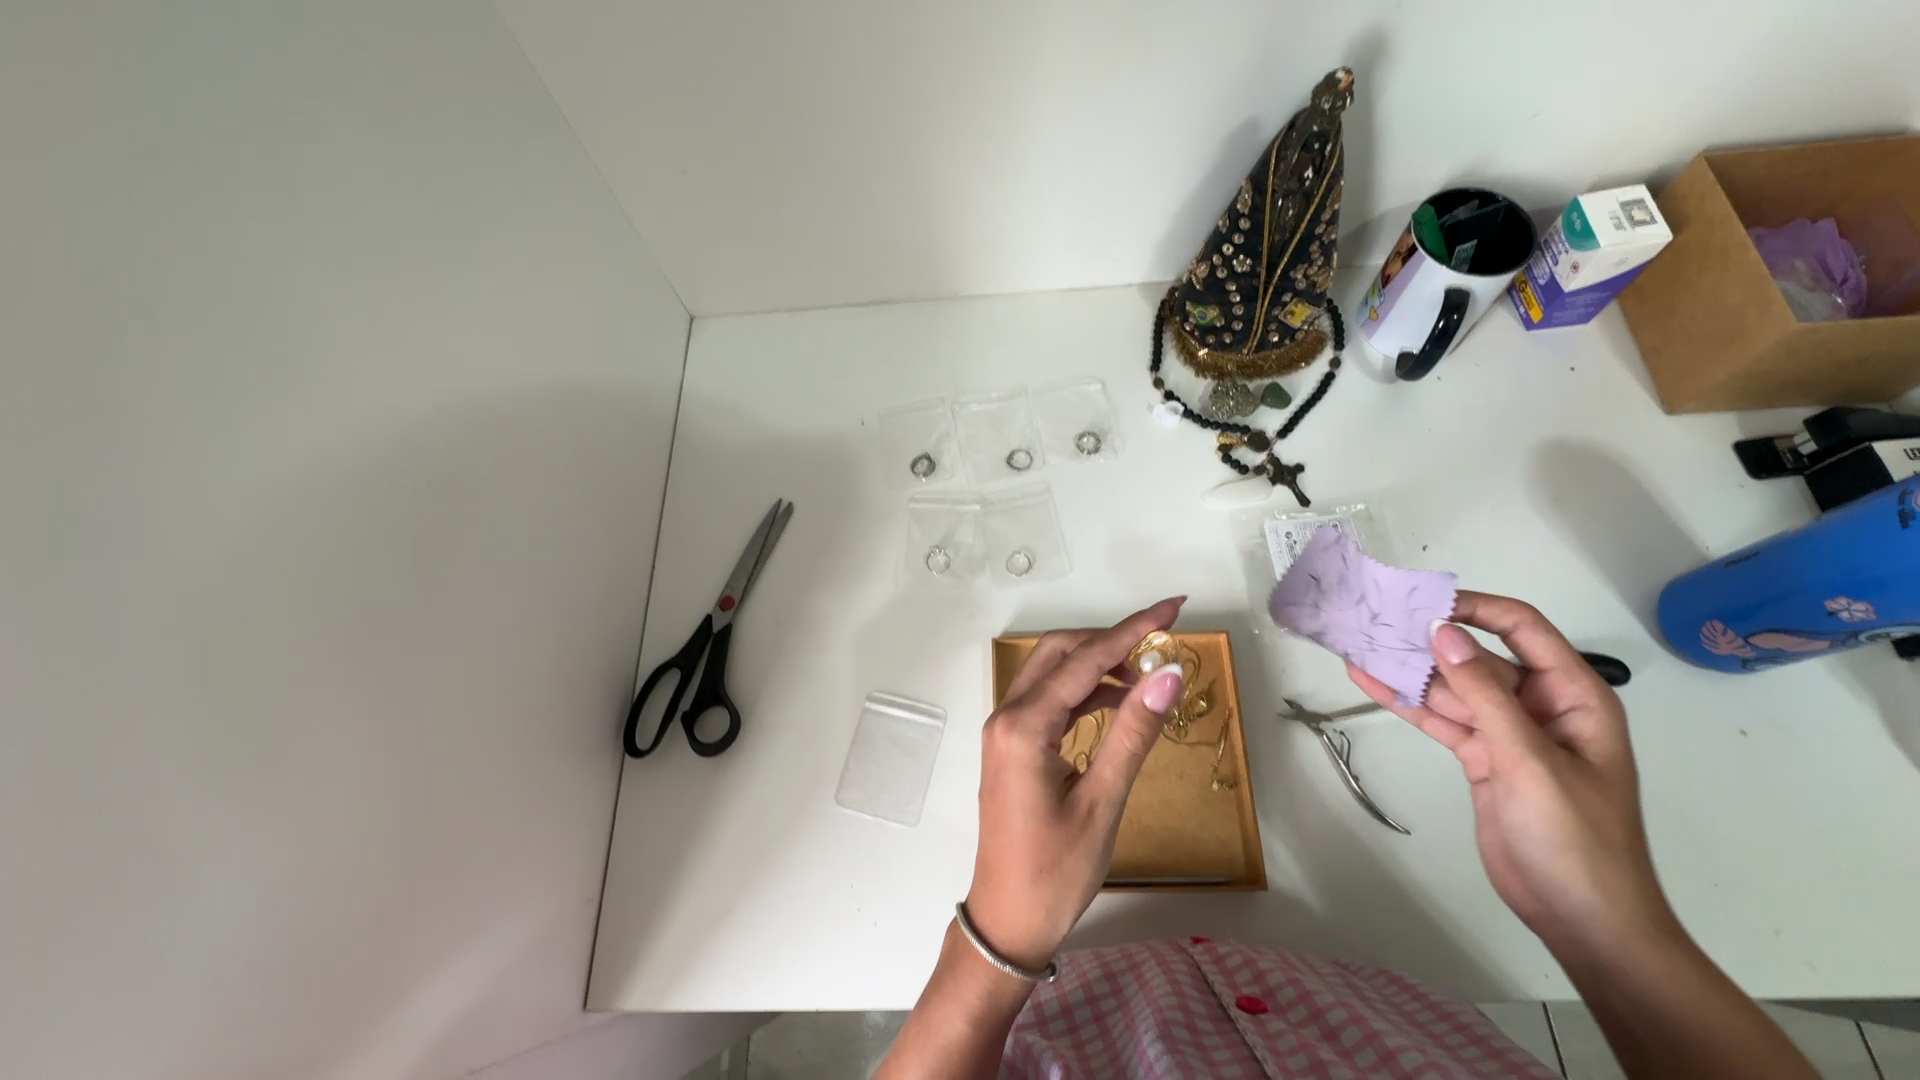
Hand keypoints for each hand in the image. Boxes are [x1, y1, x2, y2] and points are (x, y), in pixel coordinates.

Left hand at [964, 598, 1186, 969]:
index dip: (1133, 630)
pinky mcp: (1013, 747)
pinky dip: (1084, 693)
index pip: (1085, 659)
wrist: (1007, 920)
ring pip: (1053, 674)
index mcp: (1024, 726)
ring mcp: (1005, 731)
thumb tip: (1168, 675)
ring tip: (1148, 679)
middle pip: (1060, 653)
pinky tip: (1118, 704)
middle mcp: (1007, 717)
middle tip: (1163, 643)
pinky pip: (1050, 701)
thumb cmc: (1055, 871)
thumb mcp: (1103, 801)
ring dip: (1098, 666)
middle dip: (1111, 640)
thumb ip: (1134, 732)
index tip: (1174, 607)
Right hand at [1347, 591, 1676, 954]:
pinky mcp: (1483, 758)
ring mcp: (1508, 734)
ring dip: (1410, 670)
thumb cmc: (1574, 837)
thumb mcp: (1530, 760)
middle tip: (1374, 621)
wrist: (1582, 917)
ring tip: (1358, 644)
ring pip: (1453, 688)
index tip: (1423, 604)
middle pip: (1478, 657)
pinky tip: (1370, 683)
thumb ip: (1485, 695)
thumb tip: (1444, 632)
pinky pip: (1442, 720)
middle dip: (1429, 639)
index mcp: (1573, 696)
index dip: (1476, 609)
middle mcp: (1539, 706)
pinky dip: (1408, 704)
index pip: (1523, 630)